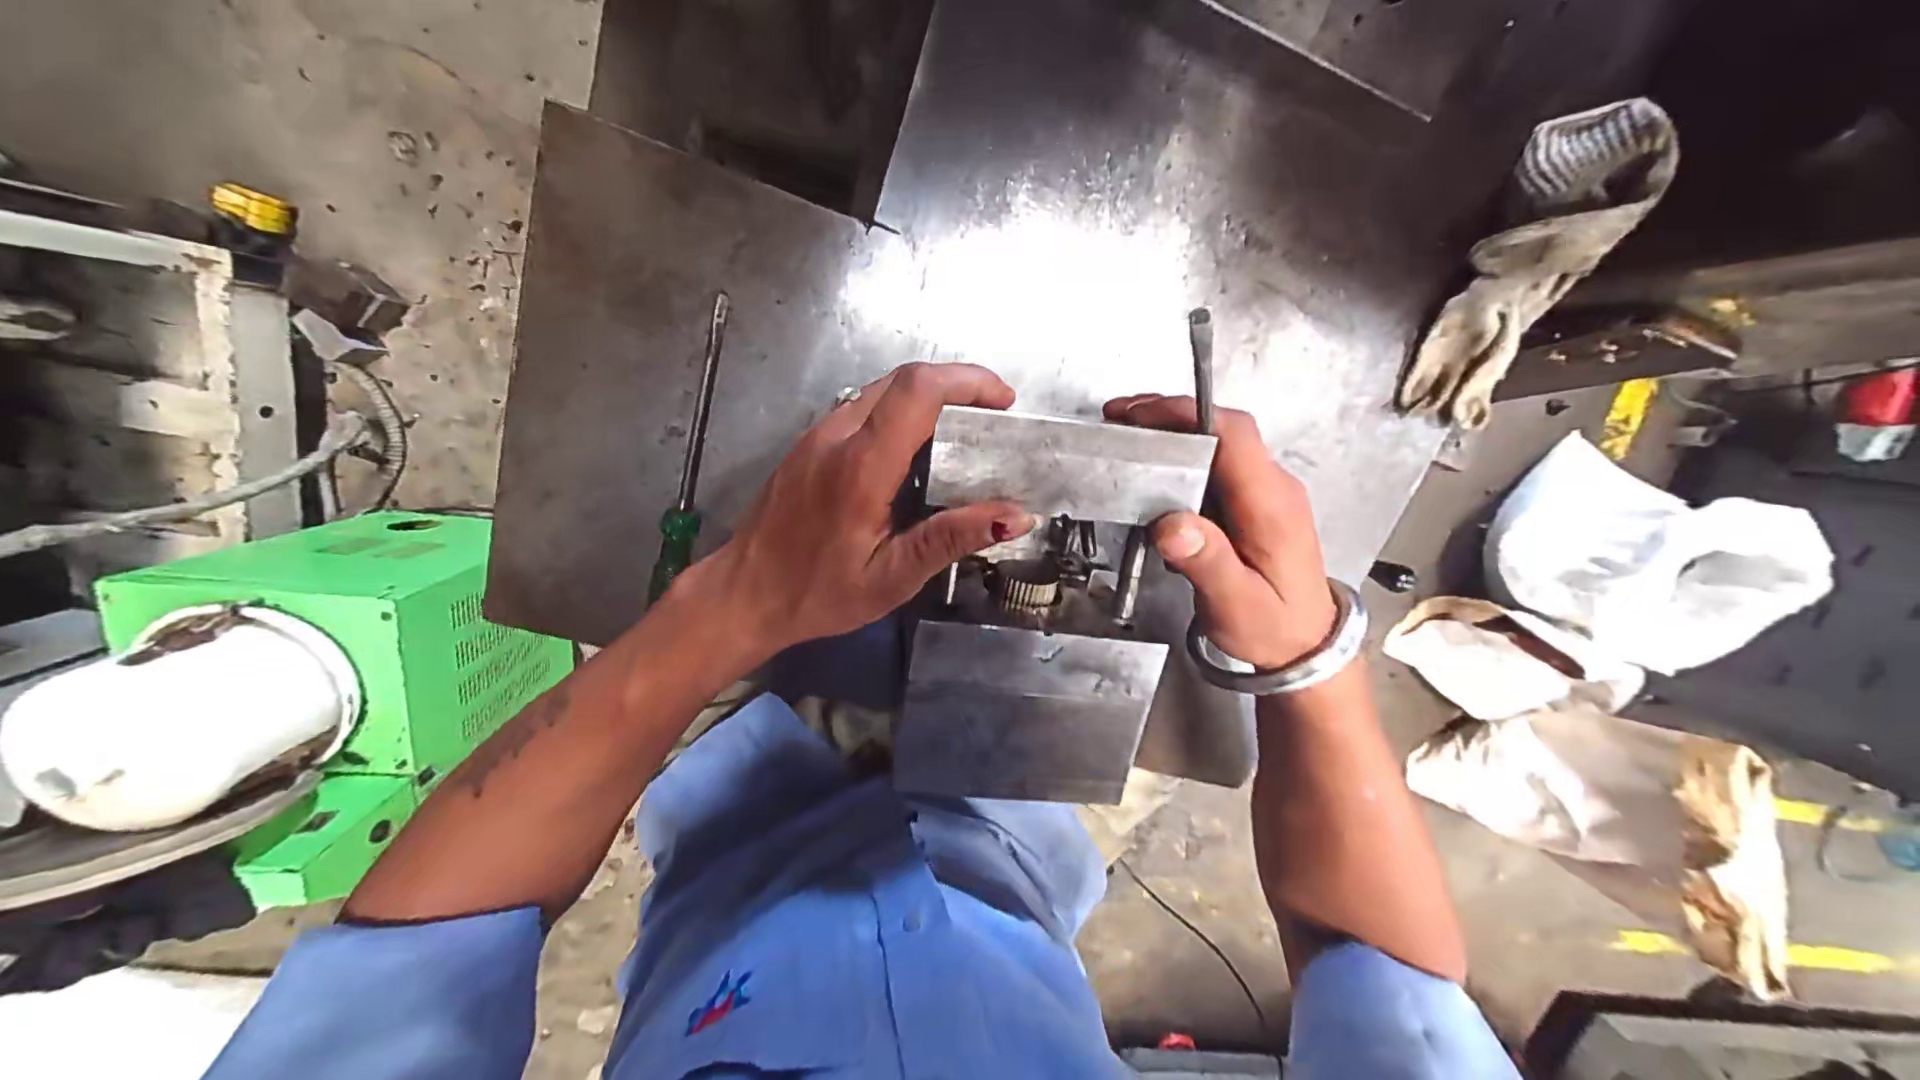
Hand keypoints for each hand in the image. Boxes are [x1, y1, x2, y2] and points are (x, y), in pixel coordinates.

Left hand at [689, 363, 1036, 658]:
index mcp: (860, 466)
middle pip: (903, 379)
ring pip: (882, 390)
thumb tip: (1016, 516)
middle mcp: (836, 436)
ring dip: (929, 398)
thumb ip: (951, 539)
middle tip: (993, 419)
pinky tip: (916, 451)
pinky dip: (901, 413)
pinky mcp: (809, 443)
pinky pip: (862, 409)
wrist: (744, 594)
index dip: (968, 381)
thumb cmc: (816, 593)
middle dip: (957, 386)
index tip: (1002, 401)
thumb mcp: (891, 577)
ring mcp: (817, 435)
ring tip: (964, 434)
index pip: (918, 390)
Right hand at [1103, 394, 1334, 668]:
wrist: (1307, 645)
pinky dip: (1181, 456)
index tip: (1139, 413)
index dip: (1185, 414)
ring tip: (1126, 436)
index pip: (1233, 435)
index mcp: (1270, 505)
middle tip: (1119, 417)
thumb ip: (1206, 562)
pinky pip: (1217, 465)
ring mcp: (1266, 493)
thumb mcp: (1236, 604)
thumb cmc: (1274, 627)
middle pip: (1223, 430)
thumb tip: (1170, 524)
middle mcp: (1273, 489)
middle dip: (1168, 415)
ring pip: (1218, 444)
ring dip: (1172, 432)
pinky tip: (1153, 468)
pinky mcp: (1254, 503)